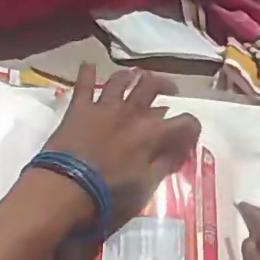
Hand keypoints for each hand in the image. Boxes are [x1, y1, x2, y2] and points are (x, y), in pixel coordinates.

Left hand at [41, 63, 201, 232]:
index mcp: (153, 134)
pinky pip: (83, 84)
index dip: (192, 128)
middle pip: (153, 87)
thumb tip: (179, 152)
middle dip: (165, 86)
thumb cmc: (110, 195)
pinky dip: (87, 73)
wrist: (67, 189)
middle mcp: (132, 113)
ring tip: (135, 76)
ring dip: (131, 76)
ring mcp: (104, 107)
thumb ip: (164, 166)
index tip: (190, 135)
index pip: (185, 123)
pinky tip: (89, 65)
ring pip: (121, 80)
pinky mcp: (79, 108)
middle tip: (169, 91)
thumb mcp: (146, 188)